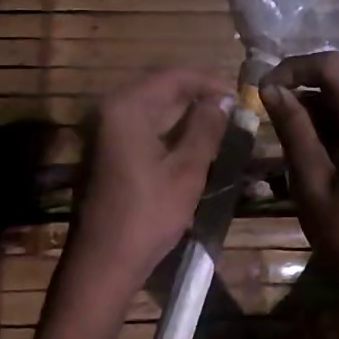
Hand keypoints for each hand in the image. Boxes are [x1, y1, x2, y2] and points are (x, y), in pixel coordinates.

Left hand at [73, 69, 234, 281]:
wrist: (102, 261)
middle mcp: (107, 110)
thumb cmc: (147, 215)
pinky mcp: (102, 150)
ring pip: (149, 108)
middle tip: (230, 107)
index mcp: (125, 108)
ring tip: (217, 123)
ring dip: (182, 112)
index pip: (172, 77)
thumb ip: (205, 128)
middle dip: (195, 95)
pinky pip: (138, 126)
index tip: (238, 94)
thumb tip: (221, 100)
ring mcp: (101, 130)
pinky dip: (164, 128)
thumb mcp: (186, 171)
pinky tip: (189, 141)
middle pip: (158, 88)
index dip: (208, 81)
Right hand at [260, 52, 338, 281]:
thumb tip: (271, 88)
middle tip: (265, 110)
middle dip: (300, 88)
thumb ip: (293, 128)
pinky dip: (328, 126)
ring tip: (280, 133)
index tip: (263, 88)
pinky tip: (305, 149)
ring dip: (312, 108)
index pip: (333, 66)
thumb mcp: (312, 179)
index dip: (294, 68)